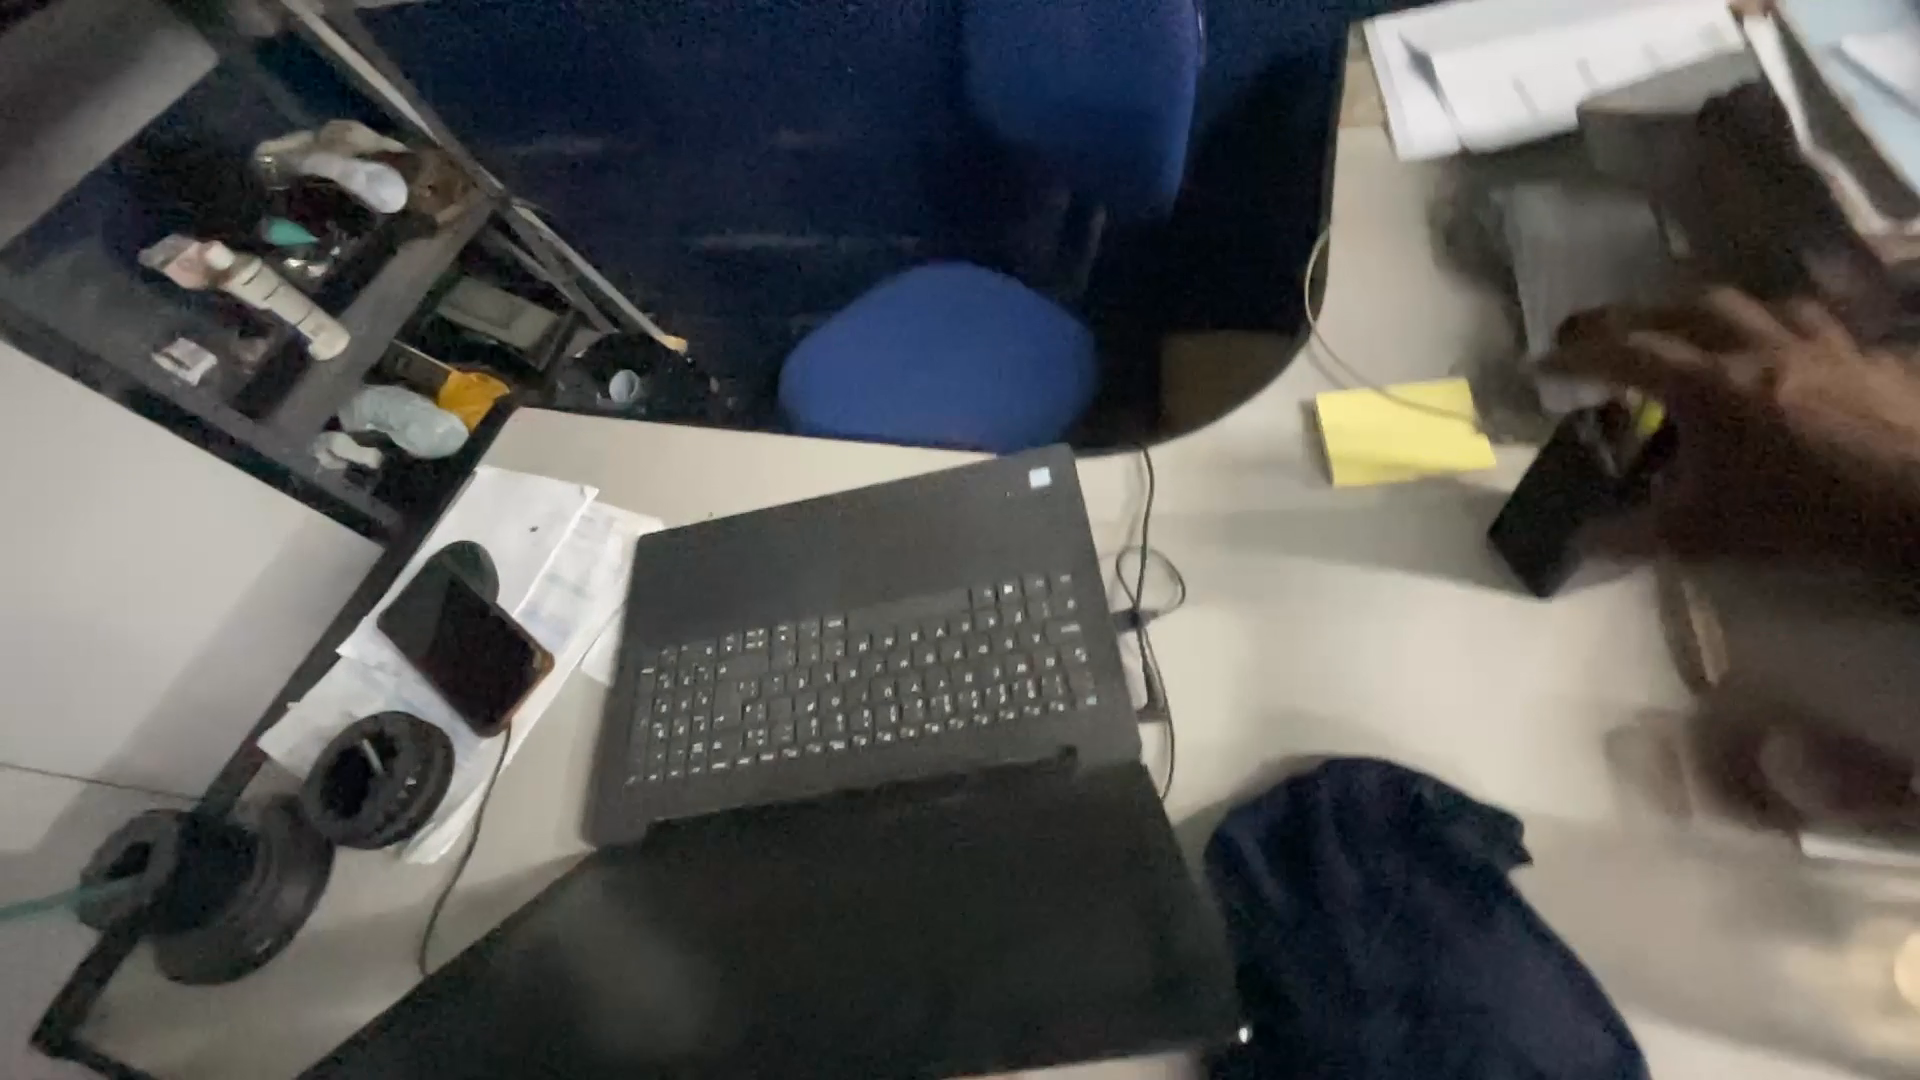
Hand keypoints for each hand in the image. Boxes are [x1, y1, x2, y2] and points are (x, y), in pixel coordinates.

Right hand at [1545, 287, 1919, 568]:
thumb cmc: (1802, 514)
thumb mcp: (1697, 533)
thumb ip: (1628, 533)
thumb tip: (1575, 542)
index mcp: (1709, 387)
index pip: (1624, 355)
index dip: (1574, 356)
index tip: (1539, 362)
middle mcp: (1761, 353)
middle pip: (1689, 308)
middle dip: (1636, 316)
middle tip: (1603, 331)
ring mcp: (1825, 351)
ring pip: (1761, 305)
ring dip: (1713, 313)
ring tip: (1690, 330)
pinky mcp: (1875, 362)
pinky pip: (1824, 328)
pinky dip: (1788, 331)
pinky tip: (1783, 352)